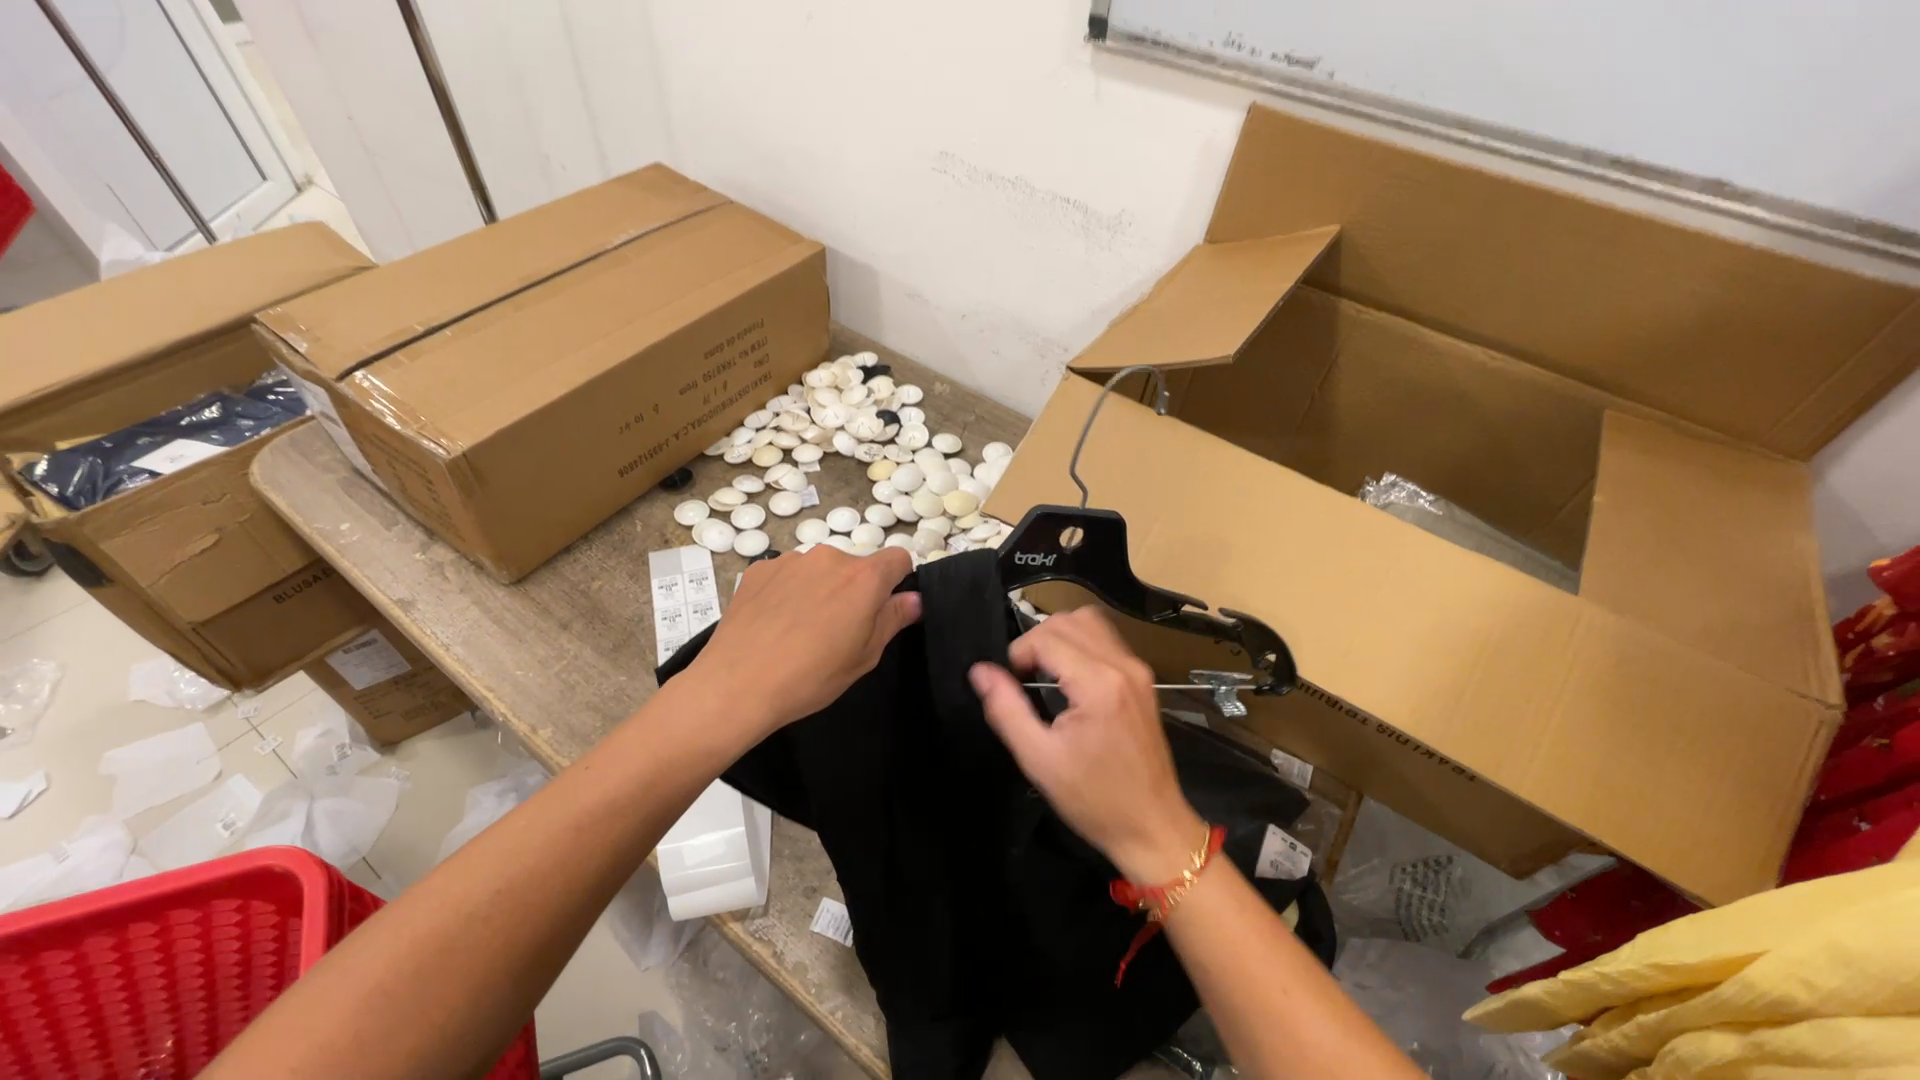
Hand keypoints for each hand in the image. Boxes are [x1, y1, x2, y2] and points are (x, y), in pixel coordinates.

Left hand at [681, 546, 920, 740]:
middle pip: (856, 566)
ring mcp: (791, 560)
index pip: (899, 558)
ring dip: (820, 589)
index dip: (897, 582)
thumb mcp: (864, 656)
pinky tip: (774, 624)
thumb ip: (893, 620)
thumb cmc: (811, 677)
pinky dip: (788, 592)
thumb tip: (914, 599)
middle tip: (838, 631)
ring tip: (800, 629)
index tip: (884, 610)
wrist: (737, 684)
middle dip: (854, 590)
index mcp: (863, 578)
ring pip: (820, 570)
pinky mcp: (759, 569)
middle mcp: (829, 557)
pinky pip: (787, 575)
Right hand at [969, 607, 1206, 882]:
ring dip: (1059, 637)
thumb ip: (1005, 709)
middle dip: (1036, 641)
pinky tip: (1068, 679)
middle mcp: (1123, 666)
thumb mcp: (1038, 760)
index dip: (1017, 654)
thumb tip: (979, 671)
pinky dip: (1081, 645)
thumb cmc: (1094, 800)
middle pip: (1068, 620)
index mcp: (1098, 684)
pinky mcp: (1144, 680)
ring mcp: (1138, 670)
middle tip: (1022, 678)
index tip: (1008, 685)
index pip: (1045, 637)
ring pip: (1090, 621)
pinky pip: (1106, 639)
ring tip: (1043, 673)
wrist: (1152, 826)